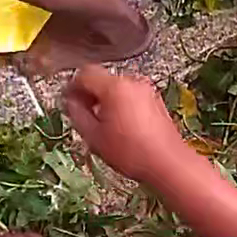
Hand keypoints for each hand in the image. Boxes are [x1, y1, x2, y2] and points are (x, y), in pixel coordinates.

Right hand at [62, 65, 190, 183]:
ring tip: (103, 125)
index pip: (85, 74)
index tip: (69, 101)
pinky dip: (122, 106)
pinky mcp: (156, 102)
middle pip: (102, 80)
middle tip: (84, 115)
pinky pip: (132, 97)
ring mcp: (147, 91)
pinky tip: (121, 128)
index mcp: (114, 87)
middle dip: (90, 95)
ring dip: (106, 101)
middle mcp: (133, 83)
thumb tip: (71, 103)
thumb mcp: (94, 137)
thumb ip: (77, 114)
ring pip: (117, 89)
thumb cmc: (132, 153)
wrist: (168, 163)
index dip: (72, 87)